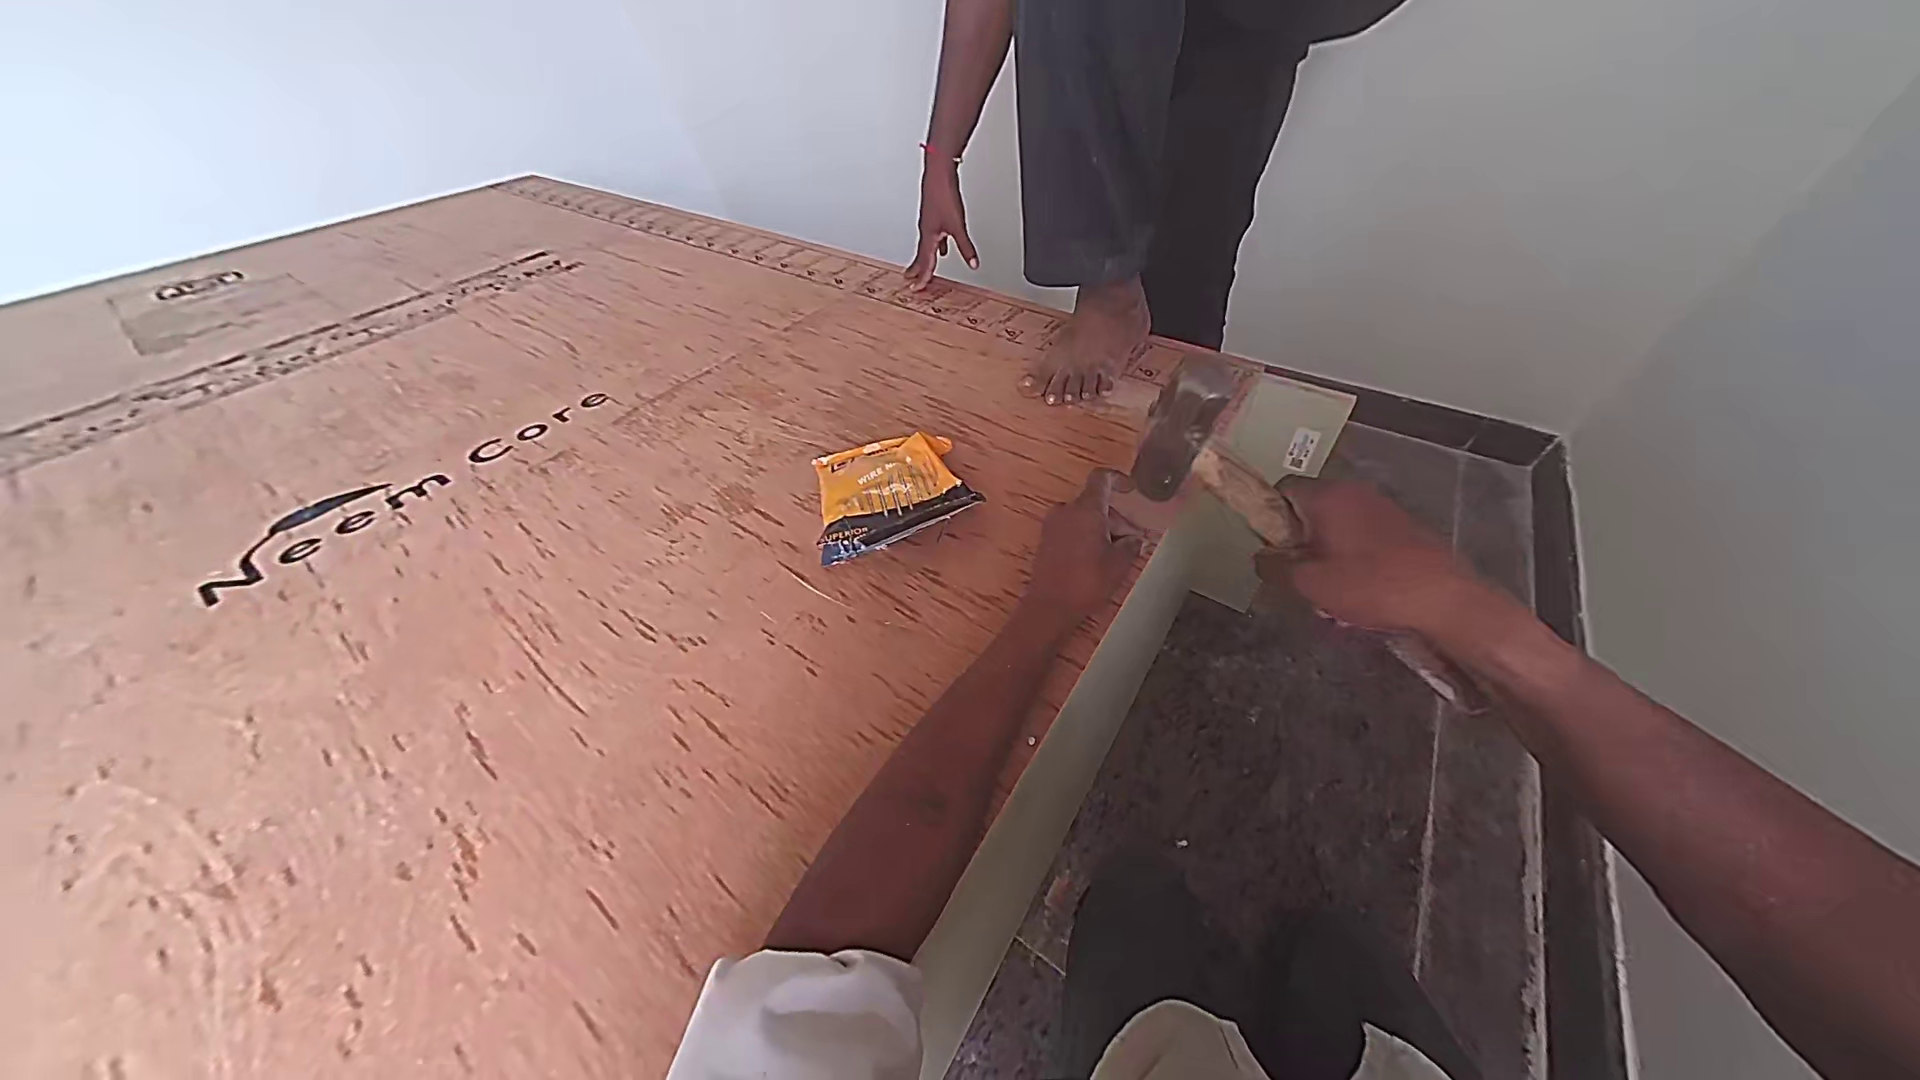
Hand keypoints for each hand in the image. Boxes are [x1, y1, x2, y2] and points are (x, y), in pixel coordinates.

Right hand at [905, 161, 977, 289]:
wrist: (939, 170)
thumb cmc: (943, 194)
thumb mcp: (958, 226)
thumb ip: (966, 247)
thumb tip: (973, 263)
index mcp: (929, 236)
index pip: (925, 263)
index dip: (923, 278)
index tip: (918, 289)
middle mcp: (926, 230)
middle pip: (921, 256)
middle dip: (917, 271)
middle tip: (911, 282)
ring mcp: (928, 222)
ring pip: (926, 246)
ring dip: (924, 259)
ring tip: (923, 269)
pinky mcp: (933, 214)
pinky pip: (933, 236)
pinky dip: (936, 246)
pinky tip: (943, 247)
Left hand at [1021, 469, 1144, 627]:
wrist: (1050, 605)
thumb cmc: (1088, 581)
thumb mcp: (1119, 564)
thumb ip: (1131, 545)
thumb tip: (1136, 539)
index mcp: (1086, 509)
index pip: (1101, 479)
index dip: (1118, 479)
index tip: (1131, 489)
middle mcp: (1066, 510)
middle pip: (1094, 502)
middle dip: (1116, 516)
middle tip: (1133, 539)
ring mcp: (1052, 525)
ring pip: (1082, 516)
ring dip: (1101, 527)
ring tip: (1118, 551)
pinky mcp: (1045, 540)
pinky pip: (1070, 528)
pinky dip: (1085, 534)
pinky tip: (1097, 556)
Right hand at [1257, 480, 1491, 636]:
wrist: (1447, 602)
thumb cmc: (1371, 585)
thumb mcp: (1308, 582)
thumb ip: (1274, 566)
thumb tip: (1260, 556)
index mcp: (1327, 497)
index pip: (1282, 489)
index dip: (1267, 513)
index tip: (1266, 543)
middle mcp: (1354, 492)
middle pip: (1309, 507)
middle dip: (1296, 536)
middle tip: (1292, 568)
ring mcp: (1382, 507)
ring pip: (1335, 522)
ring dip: (1322, 547)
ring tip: (1323, 582)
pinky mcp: (1403, 527)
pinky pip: (1360, 533)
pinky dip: (1349, 552)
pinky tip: (1354, 584)